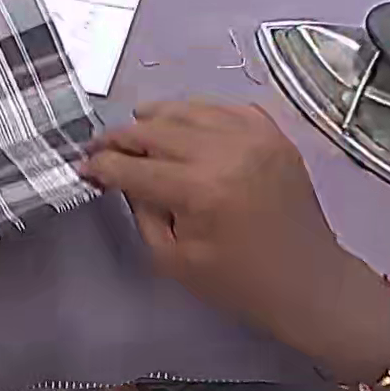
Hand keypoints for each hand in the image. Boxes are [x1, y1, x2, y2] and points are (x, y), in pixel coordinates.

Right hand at [81, 101, 389, 380]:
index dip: (102, 165)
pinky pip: (229, 108)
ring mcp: (255, 138)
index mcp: (198, 190)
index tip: (83, 166)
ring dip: (157, 116)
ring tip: (136, 123)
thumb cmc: (236, 282)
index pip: (134, 166)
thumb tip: (125, 179)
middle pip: (157, 131)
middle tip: (100, 145)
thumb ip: (142, 212)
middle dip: (121, 137)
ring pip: (191, 110)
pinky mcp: (275, 136)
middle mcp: (226, 152)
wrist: (306, 281)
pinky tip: (186, 120)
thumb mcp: (172, 258)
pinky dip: (201, 110)